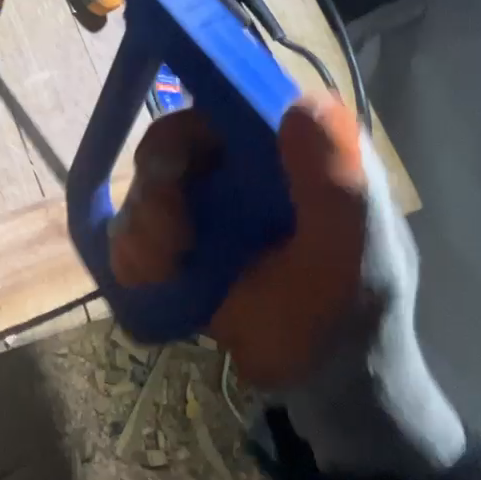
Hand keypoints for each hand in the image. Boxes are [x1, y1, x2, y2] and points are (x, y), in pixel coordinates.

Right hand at [110, 95, 465, 476]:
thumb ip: (335, 185)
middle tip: (172, 233)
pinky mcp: (168, 232)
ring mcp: (200, 197)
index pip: (231, 98)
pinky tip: (157, 279)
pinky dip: (132, 250)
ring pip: (142, 182)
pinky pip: (125, 222)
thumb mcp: (355, 253)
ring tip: (169, 267)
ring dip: (144, 226)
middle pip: (171, 140)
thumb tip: (303, 103)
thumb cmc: (350, 315)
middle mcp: (240, 163)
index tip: (174, 157)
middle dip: (159, 186)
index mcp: (290, 151)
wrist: (315, 382)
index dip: (194, 114)